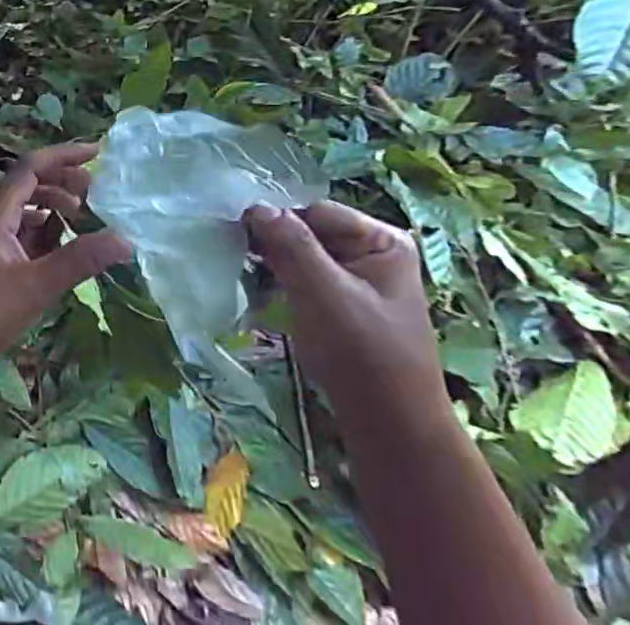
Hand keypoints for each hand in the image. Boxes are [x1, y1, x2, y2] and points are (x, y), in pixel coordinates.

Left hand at [0, 143, 132, 371]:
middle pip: (28, 183)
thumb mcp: (39, 285)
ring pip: (27, 207)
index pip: (30, 169)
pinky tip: (65, 241)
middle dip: (63, 179)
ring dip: (55, 203)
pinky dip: (46, 228)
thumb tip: (126, 239)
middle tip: (98, 190)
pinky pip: (24, 230)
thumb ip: (80, 260)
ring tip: (85, 215)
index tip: (98, 152)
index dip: (63, 155)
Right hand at [245, 201, 447, 433]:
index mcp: (381, 241)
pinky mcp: (337, 299)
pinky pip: (298, 274)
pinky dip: (276, 279)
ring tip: (248, 278)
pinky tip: (260, 292)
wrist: (388, 421)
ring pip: (297, 252)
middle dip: (271, 243)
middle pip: (305, 229)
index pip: (314, 211)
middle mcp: (370, 252)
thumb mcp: (324, 293)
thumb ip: (291, 245)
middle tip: (241, 260)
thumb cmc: (363, 353)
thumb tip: (254, 206)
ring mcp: (354, 276)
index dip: (277, 222)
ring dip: (270, 262)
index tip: (242, 239)